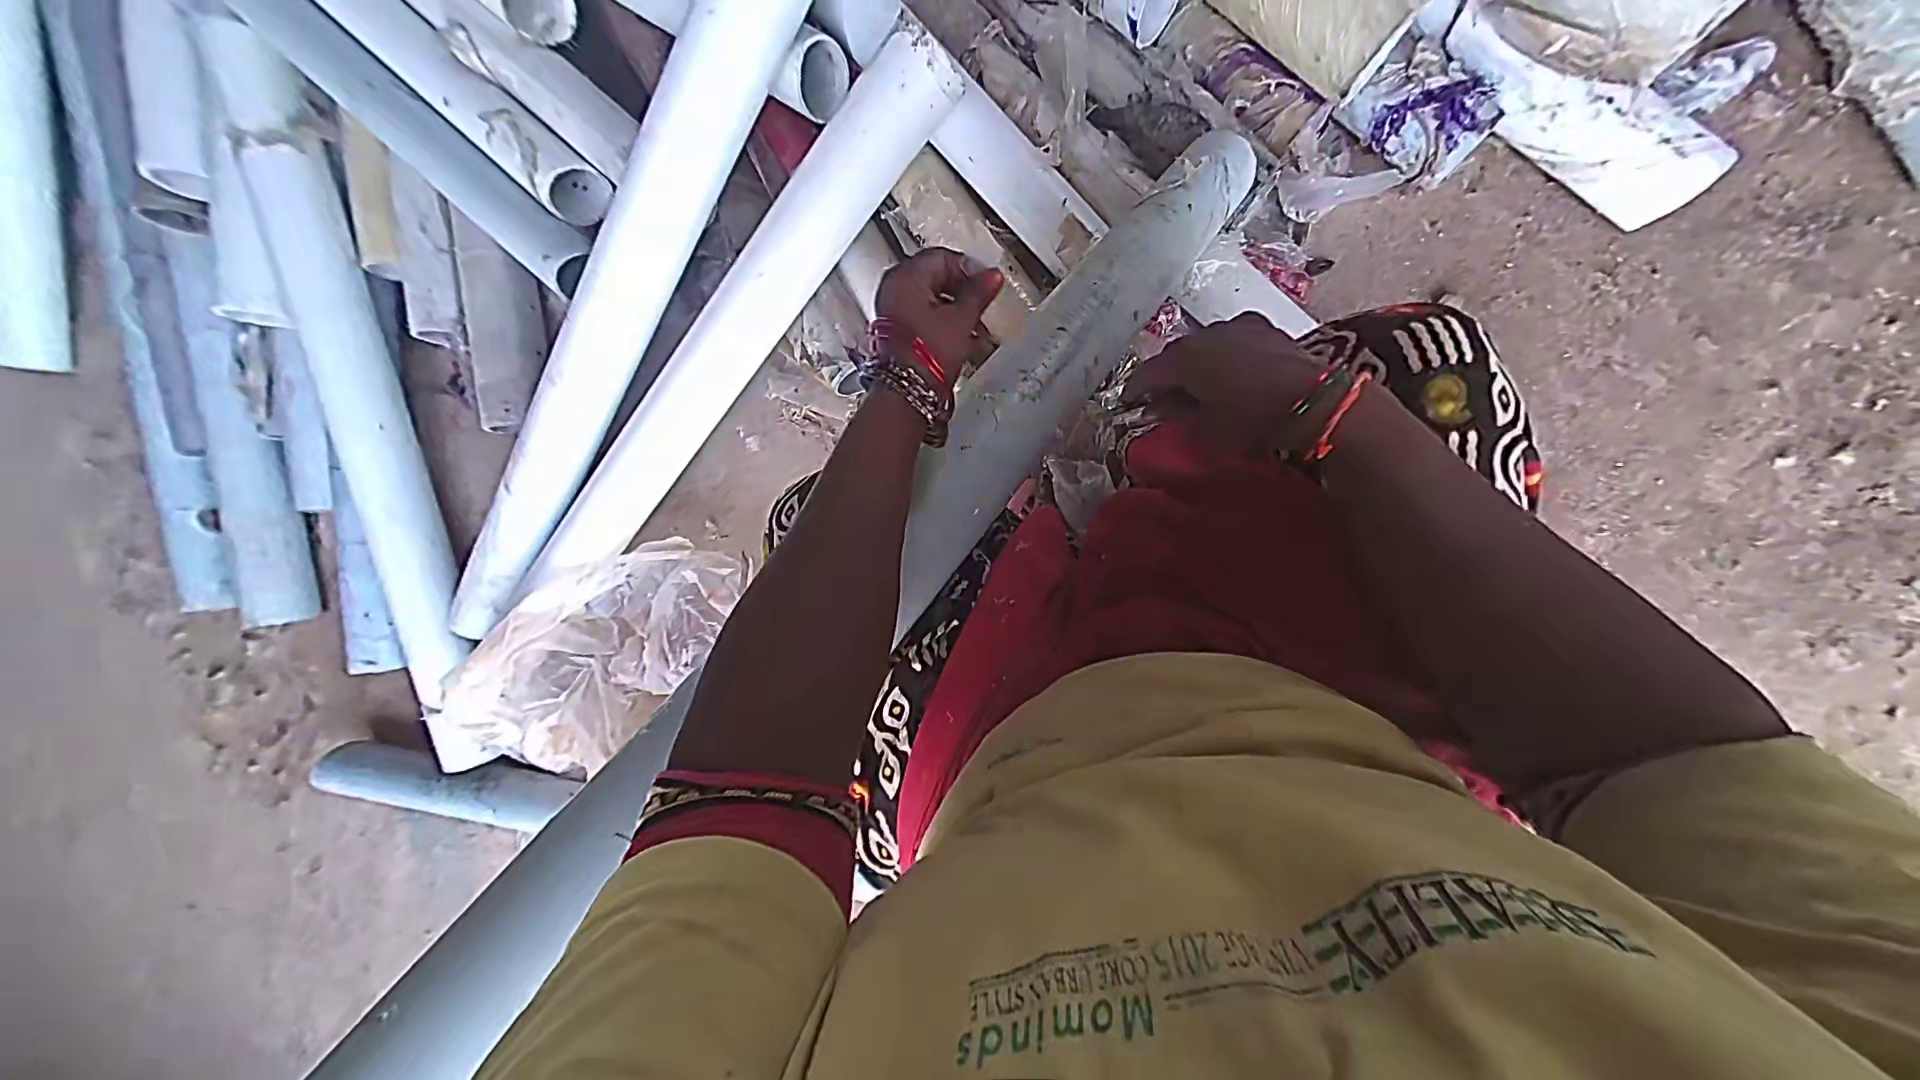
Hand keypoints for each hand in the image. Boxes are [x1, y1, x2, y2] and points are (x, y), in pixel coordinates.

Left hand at [874, 248, 1003, 387]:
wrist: (907, 393)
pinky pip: (923, 319)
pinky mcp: (896, 333)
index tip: (986, 281)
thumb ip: (978, 293)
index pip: (942, 257)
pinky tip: (961, 340)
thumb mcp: (961, 319)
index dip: (969, 268)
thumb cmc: (925, 357)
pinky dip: (943, 324)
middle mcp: (894, 290)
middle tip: (982, 303)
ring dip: (956, 311)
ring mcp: (892, 312)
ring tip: (976, 328)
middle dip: (963, 292)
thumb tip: (991, 277)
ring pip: (931, 301)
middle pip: (935, 279)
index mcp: (906, 277)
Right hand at [1121, 312, 1331, 455]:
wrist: (1314, 402)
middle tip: (1162, 397)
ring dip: (1195, 363)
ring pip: (1203, 345)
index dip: (1134, 390)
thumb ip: (1175, 413)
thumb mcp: (1204, 428)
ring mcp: (1236, 326)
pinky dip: (1222, 356)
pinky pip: (1229, 341)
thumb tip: (1156, 407)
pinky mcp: (1262, 328)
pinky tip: (1228, 372)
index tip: (1128, 403)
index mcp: (1183, 359)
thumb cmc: (1250, 420)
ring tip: (1197, 385)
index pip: (1146, 373)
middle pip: (1175, 355)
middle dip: (1166, 375)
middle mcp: (1205, 334)